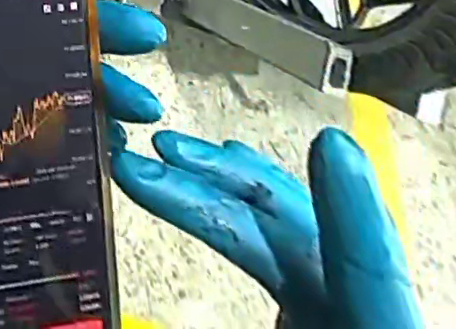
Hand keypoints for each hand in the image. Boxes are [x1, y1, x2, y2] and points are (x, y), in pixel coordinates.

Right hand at [110, 126, 421, 327]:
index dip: (351, 215)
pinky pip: (286, 244)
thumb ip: (155, 328)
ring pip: (289, 231)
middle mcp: (364, 325)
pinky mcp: (320, 312)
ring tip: (156, 154)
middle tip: (140, 158)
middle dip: (217, 188)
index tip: (331, 145)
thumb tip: (88, 317)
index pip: (367, 281)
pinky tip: (212, 170)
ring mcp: (342, 316)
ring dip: (216, 186)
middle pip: (303, 240)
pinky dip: (240, 202)